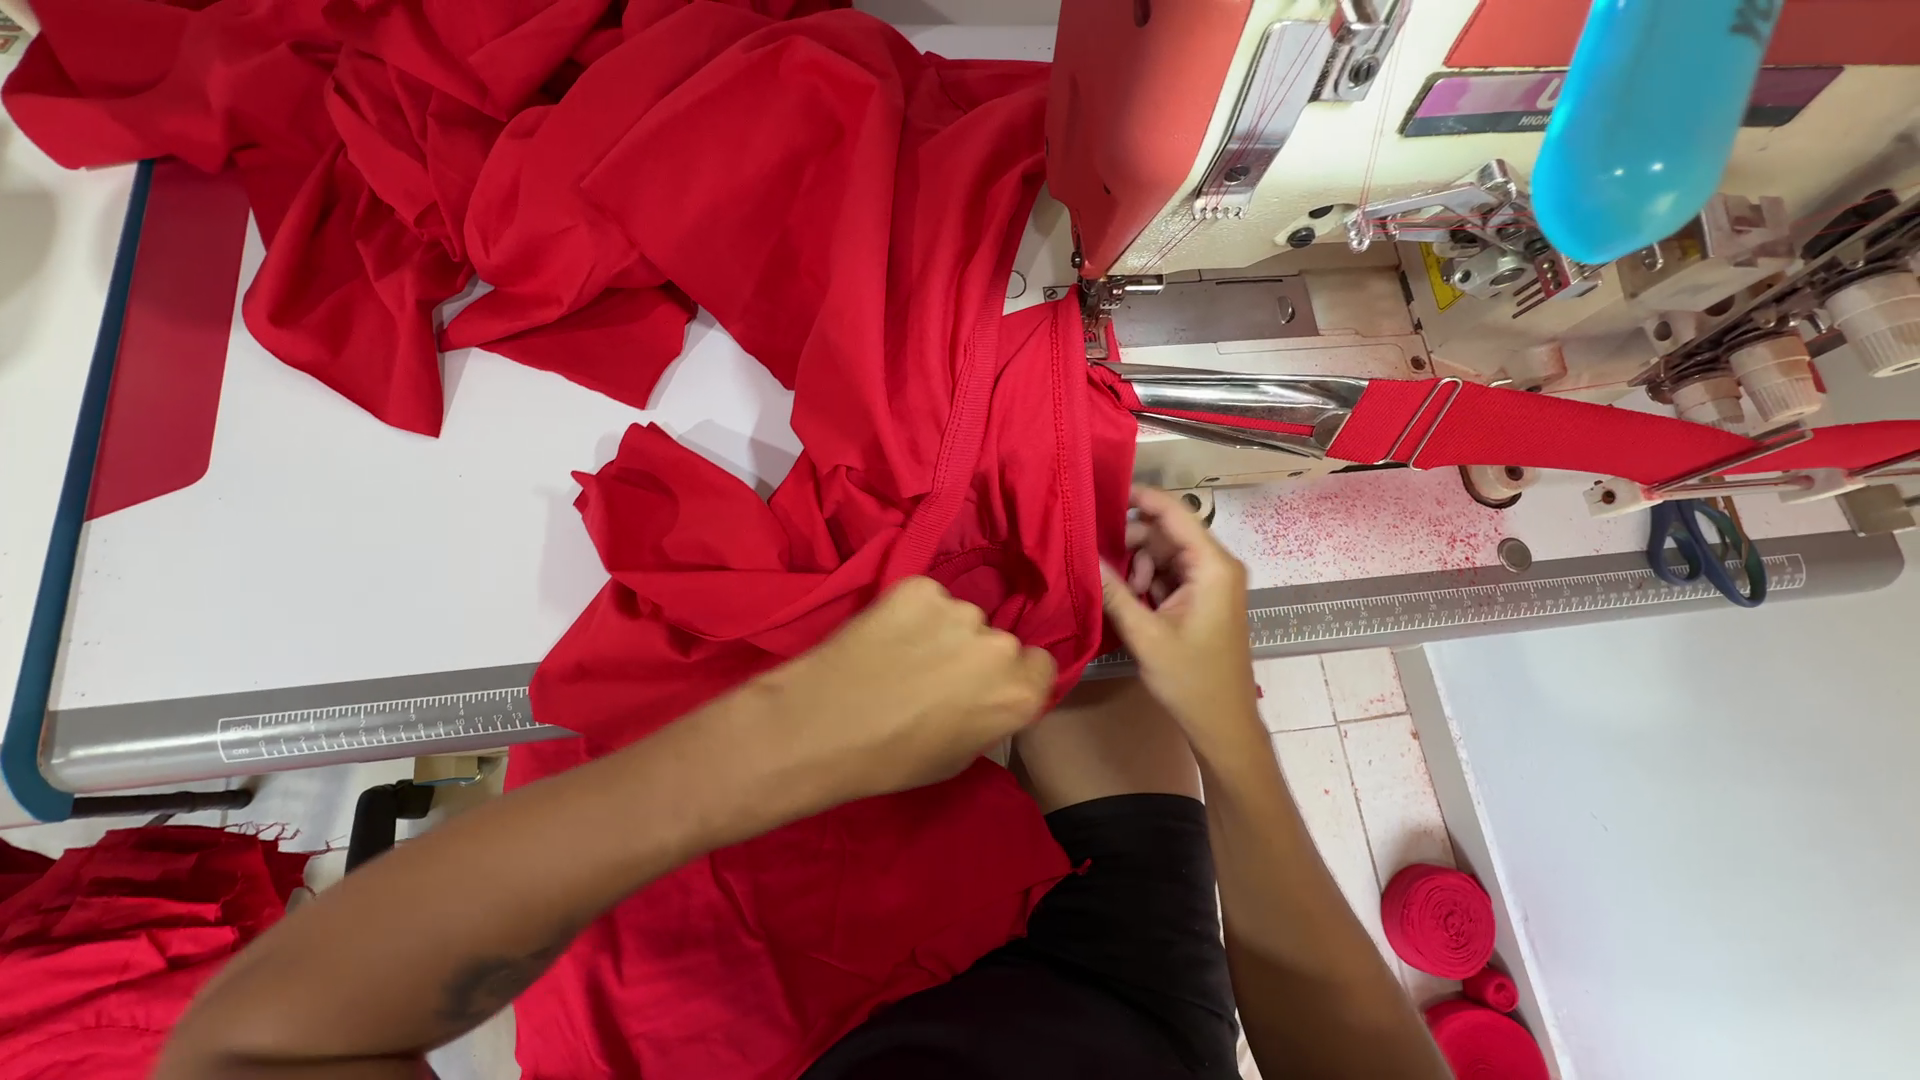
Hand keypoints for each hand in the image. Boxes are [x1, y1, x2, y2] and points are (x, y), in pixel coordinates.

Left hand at [752, 576, 1056, 800]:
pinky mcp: (918, 587)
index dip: (1009, 676)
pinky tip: (882, 637)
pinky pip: (926, 597)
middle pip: (997, 640)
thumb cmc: (891, 759)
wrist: (821, 727)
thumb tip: (985, 694)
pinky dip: (909, 612)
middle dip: (971, 654)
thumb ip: (989, 716)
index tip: (979, 686)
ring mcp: (959, 610)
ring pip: (959, 617)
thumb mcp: (960, 756)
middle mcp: (999, 646)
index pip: (1038, 665)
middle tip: (930, 676)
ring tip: (897, 657)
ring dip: (939, 631)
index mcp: (1018, 693)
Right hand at [1100, 486, 1259, 754]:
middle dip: (1134, 544)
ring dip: (1139, 567)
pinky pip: (1171, 573)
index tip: (1102, 495)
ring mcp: (1212, 581)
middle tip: (1105, 567)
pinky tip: (1134, 603)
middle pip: (1167, 532)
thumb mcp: (1145, 634)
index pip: (1175, 513)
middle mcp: (1217, 565)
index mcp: (1213, 566)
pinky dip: (1149, 581)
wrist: (1222, 722)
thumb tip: (1084, 556)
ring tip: (1125, 597)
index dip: (1141, 498)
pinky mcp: (1204, 597)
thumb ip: (1114, 592)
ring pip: (1165, 553)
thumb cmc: (1190, 679)